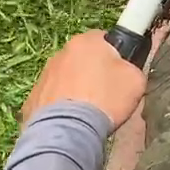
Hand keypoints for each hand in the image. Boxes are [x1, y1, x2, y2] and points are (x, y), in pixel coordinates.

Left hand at [21, 31, 145, 132]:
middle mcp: (61, 53)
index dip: (116, 54)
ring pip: (66, 78)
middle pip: (83, 59)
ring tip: (88, 112)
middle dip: (93, 72)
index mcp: (87, 42)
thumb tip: (125, 70)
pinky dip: (62, 107)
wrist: (69, 130)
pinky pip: (53, 99)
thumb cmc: (106, 99)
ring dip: (76, 89)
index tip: (120, 71)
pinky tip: (72, 121)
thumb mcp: (136, 79)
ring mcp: (44, 75)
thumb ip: (131, 67)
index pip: (105, 38)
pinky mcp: (32, 99)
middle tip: (107, 93)